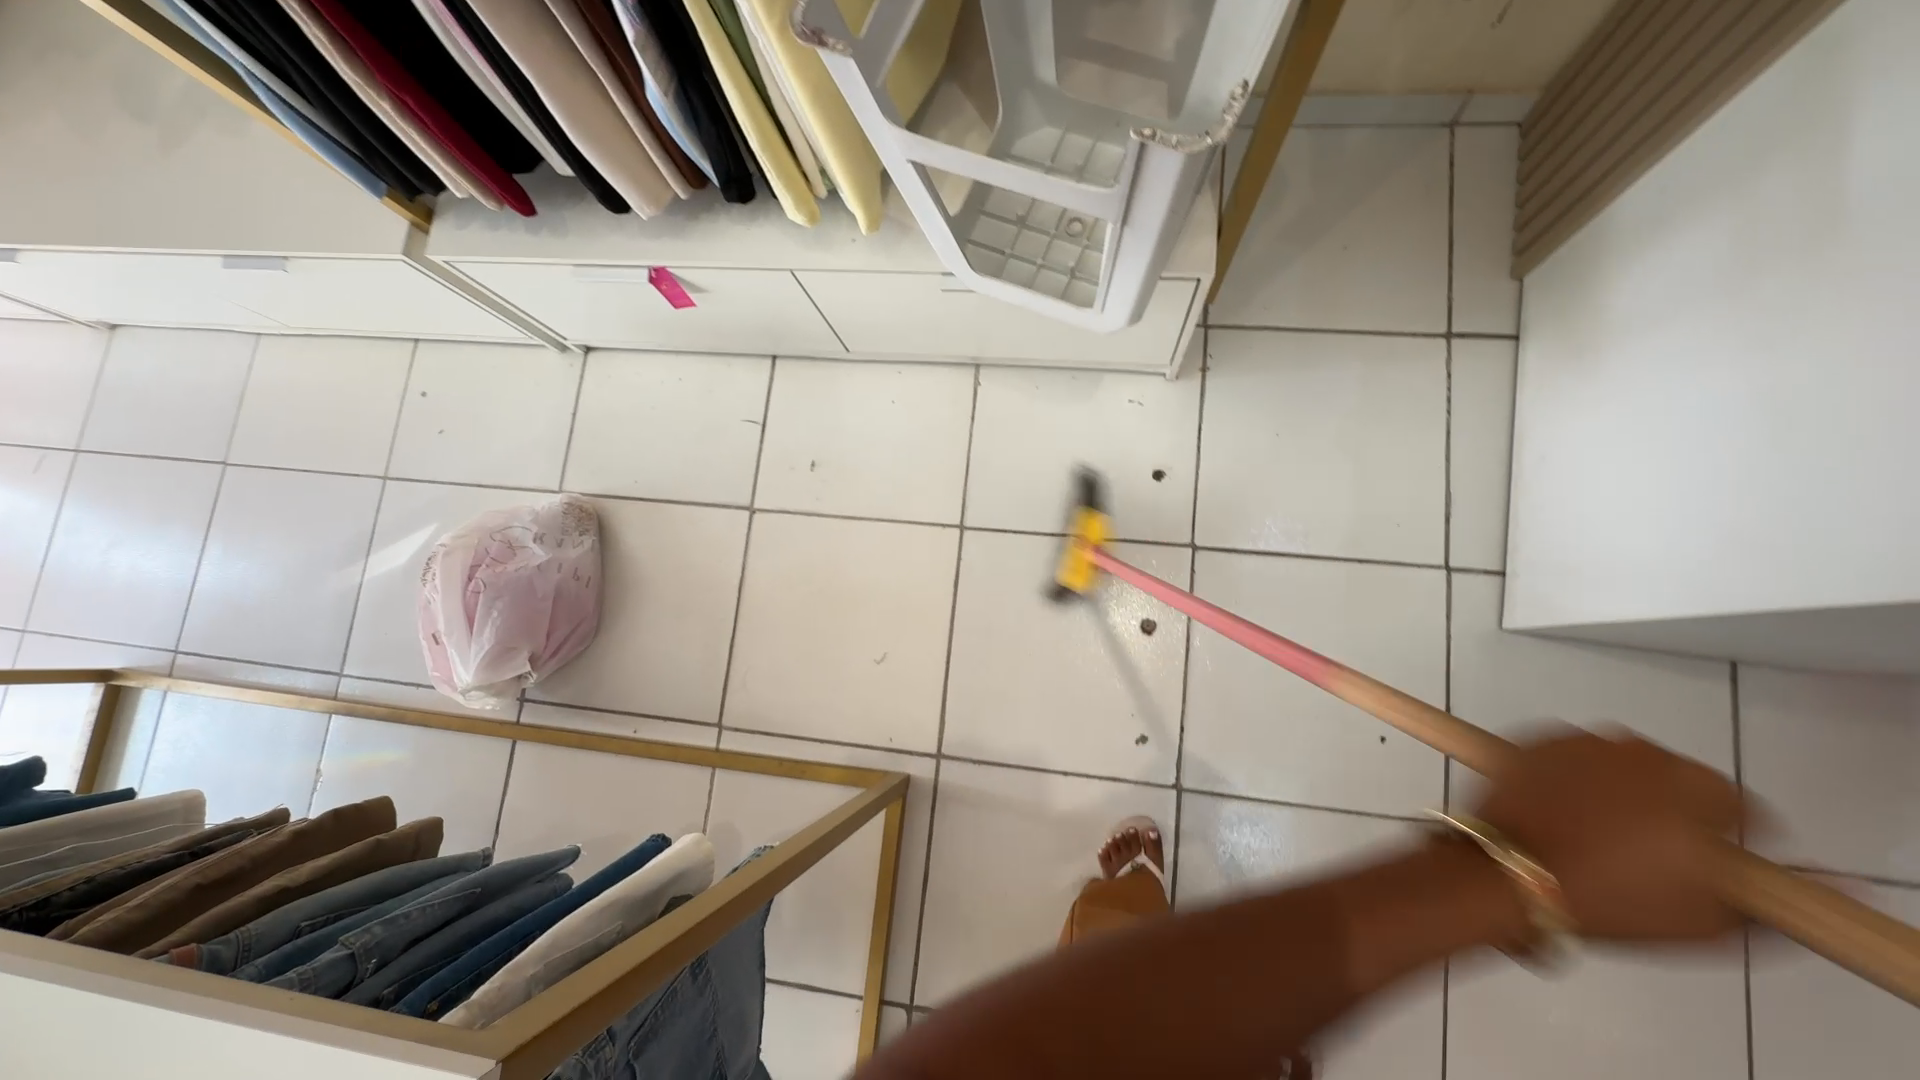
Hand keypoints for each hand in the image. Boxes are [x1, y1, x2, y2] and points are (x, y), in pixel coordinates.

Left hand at [1473, 729, 1751, 942]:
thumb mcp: (1706, 921)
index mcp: (1695, 786)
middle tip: (1644, 853)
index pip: (1740, 807)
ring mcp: (1582, 739)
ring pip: (1621, 766)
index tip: (1705, 864)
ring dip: (1619, 790)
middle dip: (1671, 810)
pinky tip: (1559, 812)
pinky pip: (1570, 758)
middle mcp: (1641, 750)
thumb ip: (1768, 900)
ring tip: (1595, 834)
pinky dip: (1571, 778)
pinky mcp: (1534, 739)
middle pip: (1677, 780)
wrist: (1507, 872)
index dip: (1725, 840)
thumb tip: (1813, 884)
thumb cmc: (1607, 897)